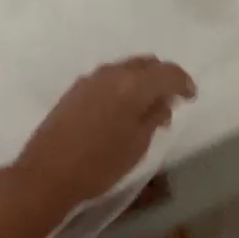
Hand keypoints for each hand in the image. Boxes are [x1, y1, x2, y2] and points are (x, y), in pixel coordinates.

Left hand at [3, 57, 196, 211]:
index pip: (167, 72)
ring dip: (141, 82)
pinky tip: (123, 110)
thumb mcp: (138, 144)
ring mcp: (89, 79)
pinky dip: (122, 87)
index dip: (184, 82)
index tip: (191, 98)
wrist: (47, 173)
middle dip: (162, 78)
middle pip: (145, 64)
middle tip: (171, 102)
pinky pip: (108, 78)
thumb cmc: (100, 164)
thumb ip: (154, 116)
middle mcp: (111, 74)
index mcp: (132, 84)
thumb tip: (163, 100)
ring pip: (125, 69)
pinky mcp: (74, 90)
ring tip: (147, 109)